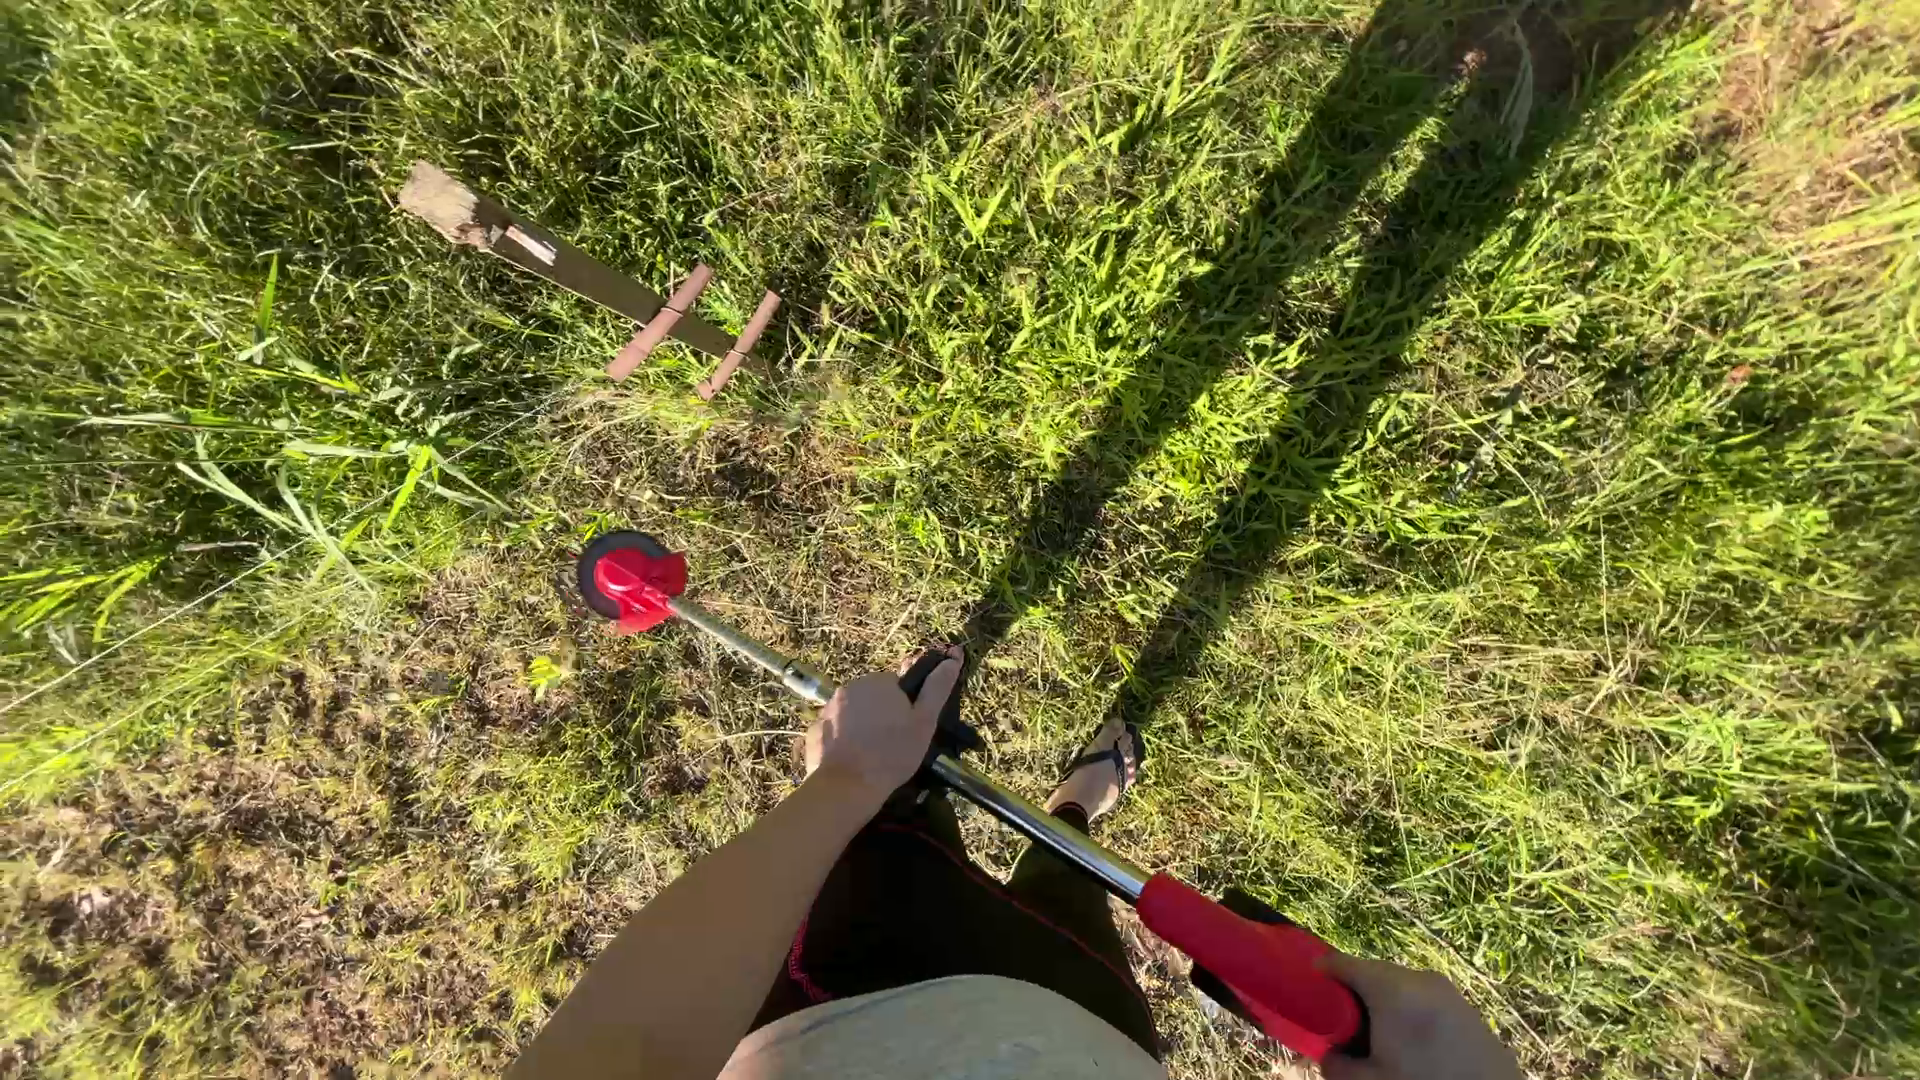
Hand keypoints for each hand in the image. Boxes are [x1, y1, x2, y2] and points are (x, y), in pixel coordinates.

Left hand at [803, 652, 959, 803]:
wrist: (847, 786)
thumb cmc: (892, 753)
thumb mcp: (924, 722)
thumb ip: (937, 688)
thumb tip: (952, 660)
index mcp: (877, 681)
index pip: (895, 686)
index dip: (904, 707)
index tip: (906, 730)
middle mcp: (849, 687)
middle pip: (872, 697)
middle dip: (881, 715)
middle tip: (891, 744)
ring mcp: (827, 708)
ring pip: (852, 713)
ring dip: (861, 727)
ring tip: (870, 755)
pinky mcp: (814, 730)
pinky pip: (834, 730)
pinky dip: (842, 741)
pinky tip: (851, 761)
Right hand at [1316, 952, 1522, 1079]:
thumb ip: (1335, 1064)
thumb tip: (1329, 1053)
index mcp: (1390, 987)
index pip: (1339, 962)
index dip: (1319, 975)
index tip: (1309, 993)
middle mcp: (1419, 979)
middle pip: (1371, 973)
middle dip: (1355, 995)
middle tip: (1347, 1025)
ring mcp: (1450, 994)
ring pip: (1401, 988)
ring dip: (1386, 1006)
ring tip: (1385, 1041)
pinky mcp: (1472, 1014)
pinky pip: (1428, 1003)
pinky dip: (1414, 1016)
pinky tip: (1417, 1049)